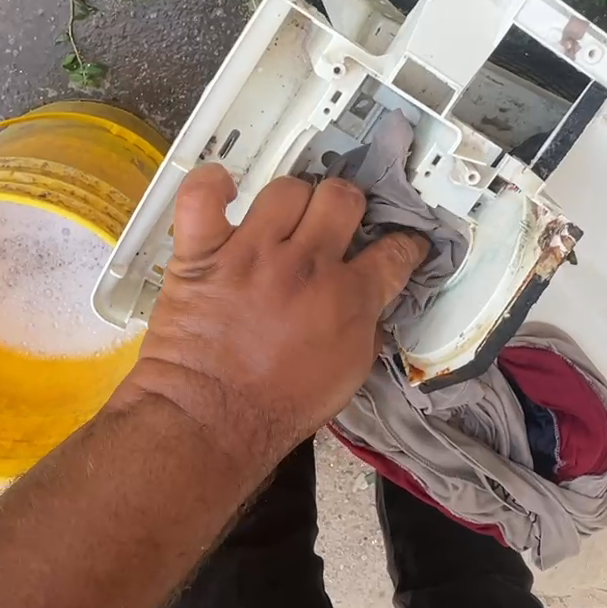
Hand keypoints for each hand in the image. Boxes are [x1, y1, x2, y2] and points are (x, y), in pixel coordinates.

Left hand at [112, 164, 428, 469]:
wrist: (210, 423)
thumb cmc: (279, 407)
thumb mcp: (349, 373)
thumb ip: (366, 325)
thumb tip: (371, 298)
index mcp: (348, 297)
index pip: (394, 249)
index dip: (404, 242)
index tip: (400, 243)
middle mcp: (306, 264)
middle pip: (342, 197)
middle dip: (345, 206)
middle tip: (333, 224)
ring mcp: (251, 253)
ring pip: (287, 188)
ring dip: (291, 201)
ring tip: (282, 221)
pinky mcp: (203, 252)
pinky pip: (202, 194)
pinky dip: (211, 184)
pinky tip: (223, 190)